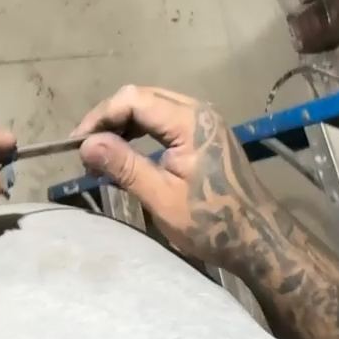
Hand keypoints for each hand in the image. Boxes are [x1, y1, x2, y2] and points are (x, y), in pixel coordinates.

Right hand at [72, 85, 286, 278]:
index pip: (133, 99)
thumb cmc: (212, 223)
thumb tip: (86, 145)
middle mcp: (197, 111)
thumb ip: (124, 166)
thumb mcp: (162, 198)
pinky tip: (127, 150)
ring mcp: (204, 120)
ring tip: (102, 150)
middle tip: (86, 147)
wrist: (261, 241)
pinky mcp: (205, 133)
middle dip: (109, 118)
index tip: (78, 143)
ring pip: (151, 105)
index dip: (101, 116)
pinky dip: (140, 130)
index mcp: (189, 121)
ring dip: (123, 123)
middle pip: (141, 97)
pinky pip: (164, 118)